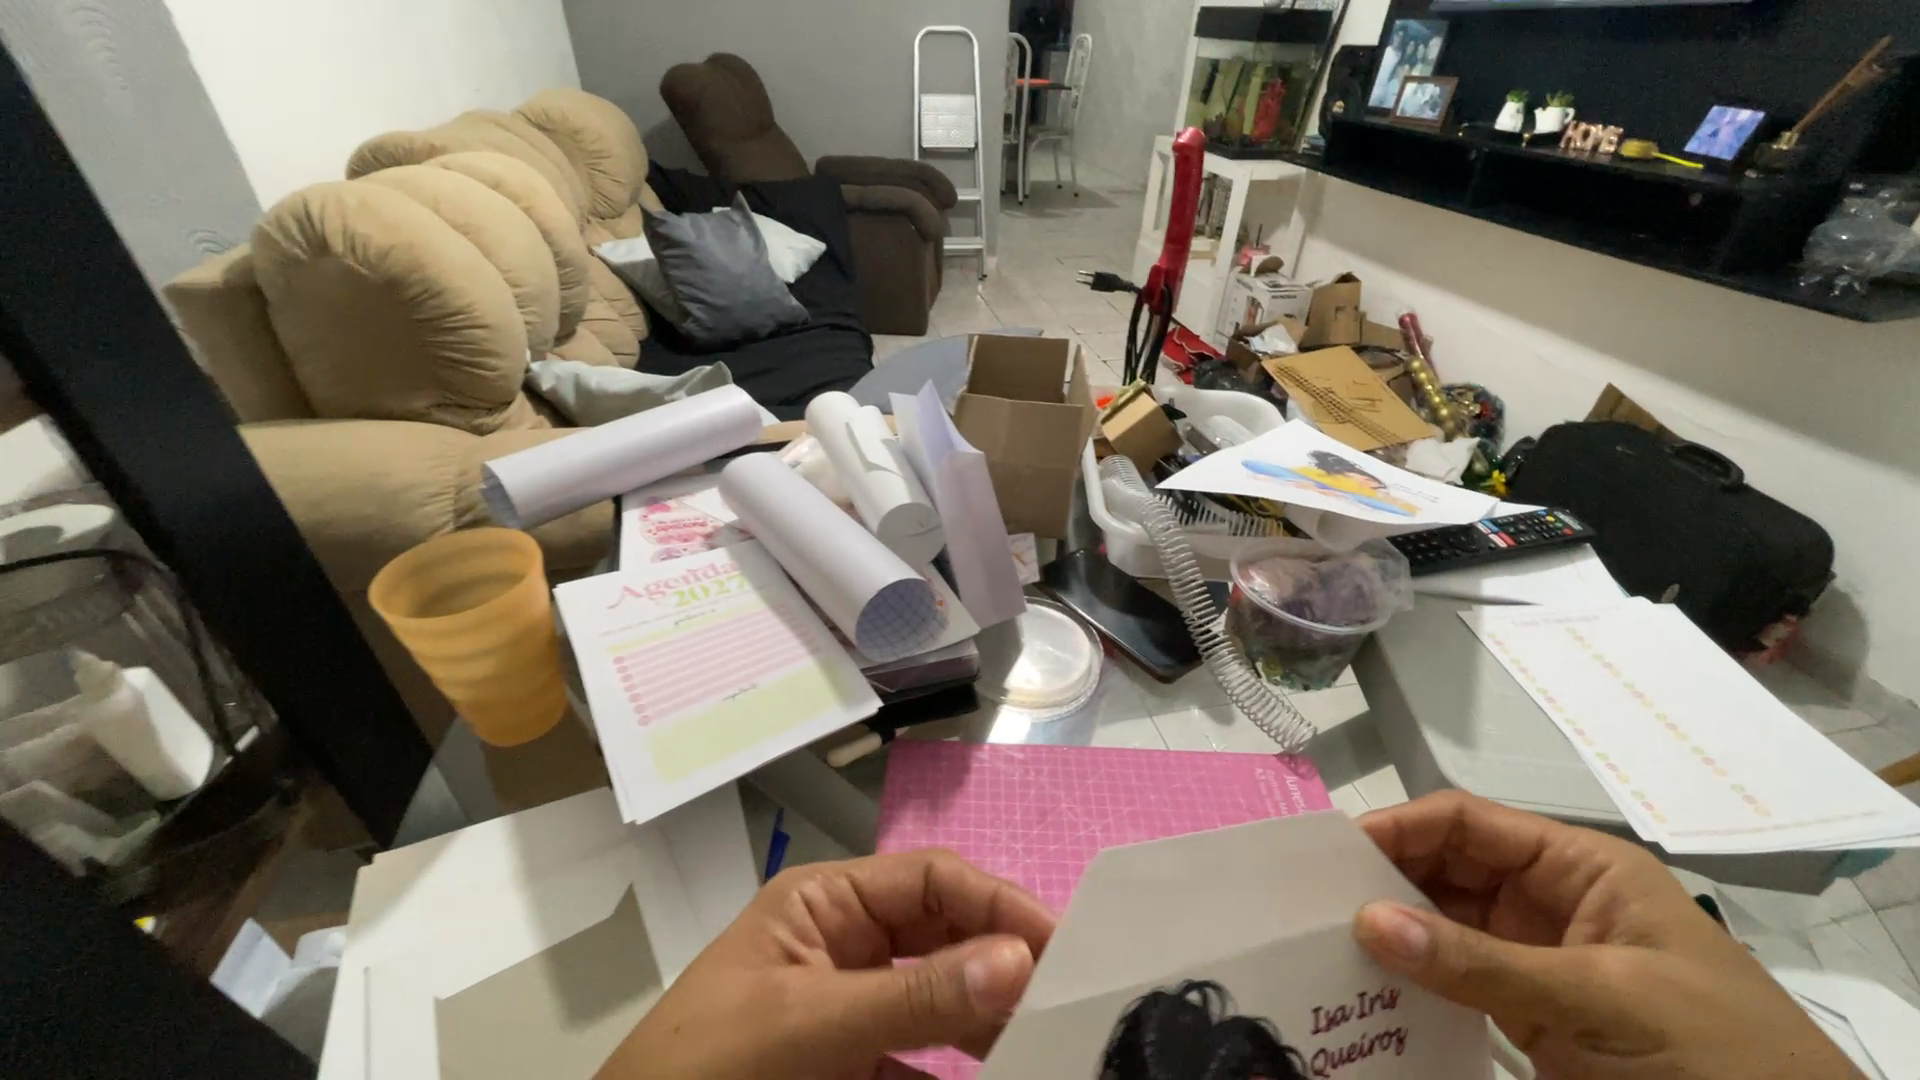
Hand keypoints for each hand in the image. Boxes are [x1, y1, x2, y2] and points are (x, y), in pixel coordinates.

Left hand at [596, 850, 1055, 1079]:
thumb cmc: (706, 1065)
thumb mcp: (808, 1026)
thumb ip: (914, 998)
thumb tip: (1018, 959)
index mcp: (828, 902)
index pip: (931, 881)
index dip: (998, 904)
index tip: (1060, 944)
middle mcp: (846, 944)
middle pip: (944, 937)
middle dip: (1001, 964)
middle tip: (1066, 1000)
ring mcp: (850, 1008)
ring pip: (940, 1001)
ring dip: (989, 1022)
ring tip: (1046, 1042)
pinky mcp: (852, 1068)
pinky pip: (920, 1062)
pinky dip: (958, 1073)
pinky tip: (996, 1074)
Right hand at [1351, 792, 1861, 1079]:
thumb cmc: (1716, 1054)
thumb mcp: (1600, 1001)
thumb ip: (1480, 962)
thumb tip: (1366, 922)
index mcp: (1578, 866)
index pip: (1467, 824)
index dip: (1399, 827)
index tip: (1334, 852)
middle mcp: (1547, 898)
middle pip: (1445, 867)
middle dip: (1384, 878)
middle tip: (1316, 896)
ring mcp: (1533, 955)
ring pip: (1440, 921)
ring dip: (1390, 928)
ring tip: (1328, 937)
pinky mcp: (1524, 1008)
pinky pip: (1450, 974)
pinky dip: (1410, 975)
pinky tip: (1369, 982)